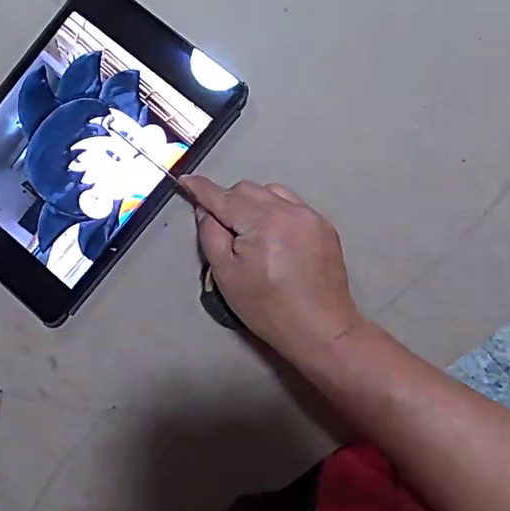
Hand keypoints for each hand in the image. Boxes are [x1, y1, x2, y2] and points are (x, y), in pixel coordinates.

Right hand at [180, 176, 364, 361]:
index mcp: (262, 222)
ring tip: (249, 233)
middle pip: (247, 189)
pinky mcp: (323, 226)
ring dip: (253, 203)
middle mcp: (288, 211)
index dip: (201, 188)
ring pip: (270, 192)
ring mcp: (310, 216)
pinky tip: (273, 236)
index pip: (223, 197)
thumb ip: (210, 235)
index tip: (186, 180)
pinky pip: (291, 204)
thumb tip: (205, 210)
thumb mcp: (226, 275)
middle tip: (222, 229)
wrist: (321, 329)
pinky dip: (275, 210)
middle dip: (228, 201)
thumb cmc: (268, 308)